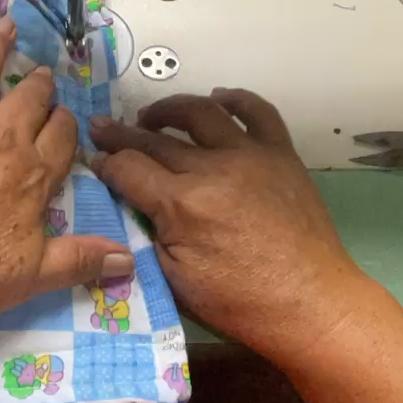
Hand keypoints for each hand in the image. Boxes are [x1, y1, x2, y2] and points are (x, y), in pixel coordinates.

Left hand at [0, 3, 132, 329]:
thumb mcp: (27, 278)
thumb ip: (78, 260)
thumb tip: (128, 260)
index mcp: (31, 175)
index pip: (60, 141)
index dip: (64, 128)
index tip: (63, 120)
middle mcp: (0, 134)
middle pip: (28, 101)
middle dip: (39, 87)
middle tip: (41, 78)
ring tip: (6, 26)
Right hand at [90, 88, 369, 361]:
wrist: (309, 303)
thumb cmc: (238, 303)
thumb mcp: (174, 280)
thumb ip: (148, 237)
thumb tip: (132, 207)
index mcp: (182, 205)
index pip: (128, 169)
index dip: (104, 163)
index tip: (92, 161)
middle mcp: (214, 169)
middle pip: (155, 140)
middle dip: (122, 134)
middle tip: (101, 127)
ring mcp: (251, 155)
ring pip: (201, 111)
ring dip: (169, 109)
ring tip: (150, 117)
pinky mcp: (281, 155)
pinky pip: (258, 112)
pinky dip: (235, 99)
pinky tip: (218, 98)